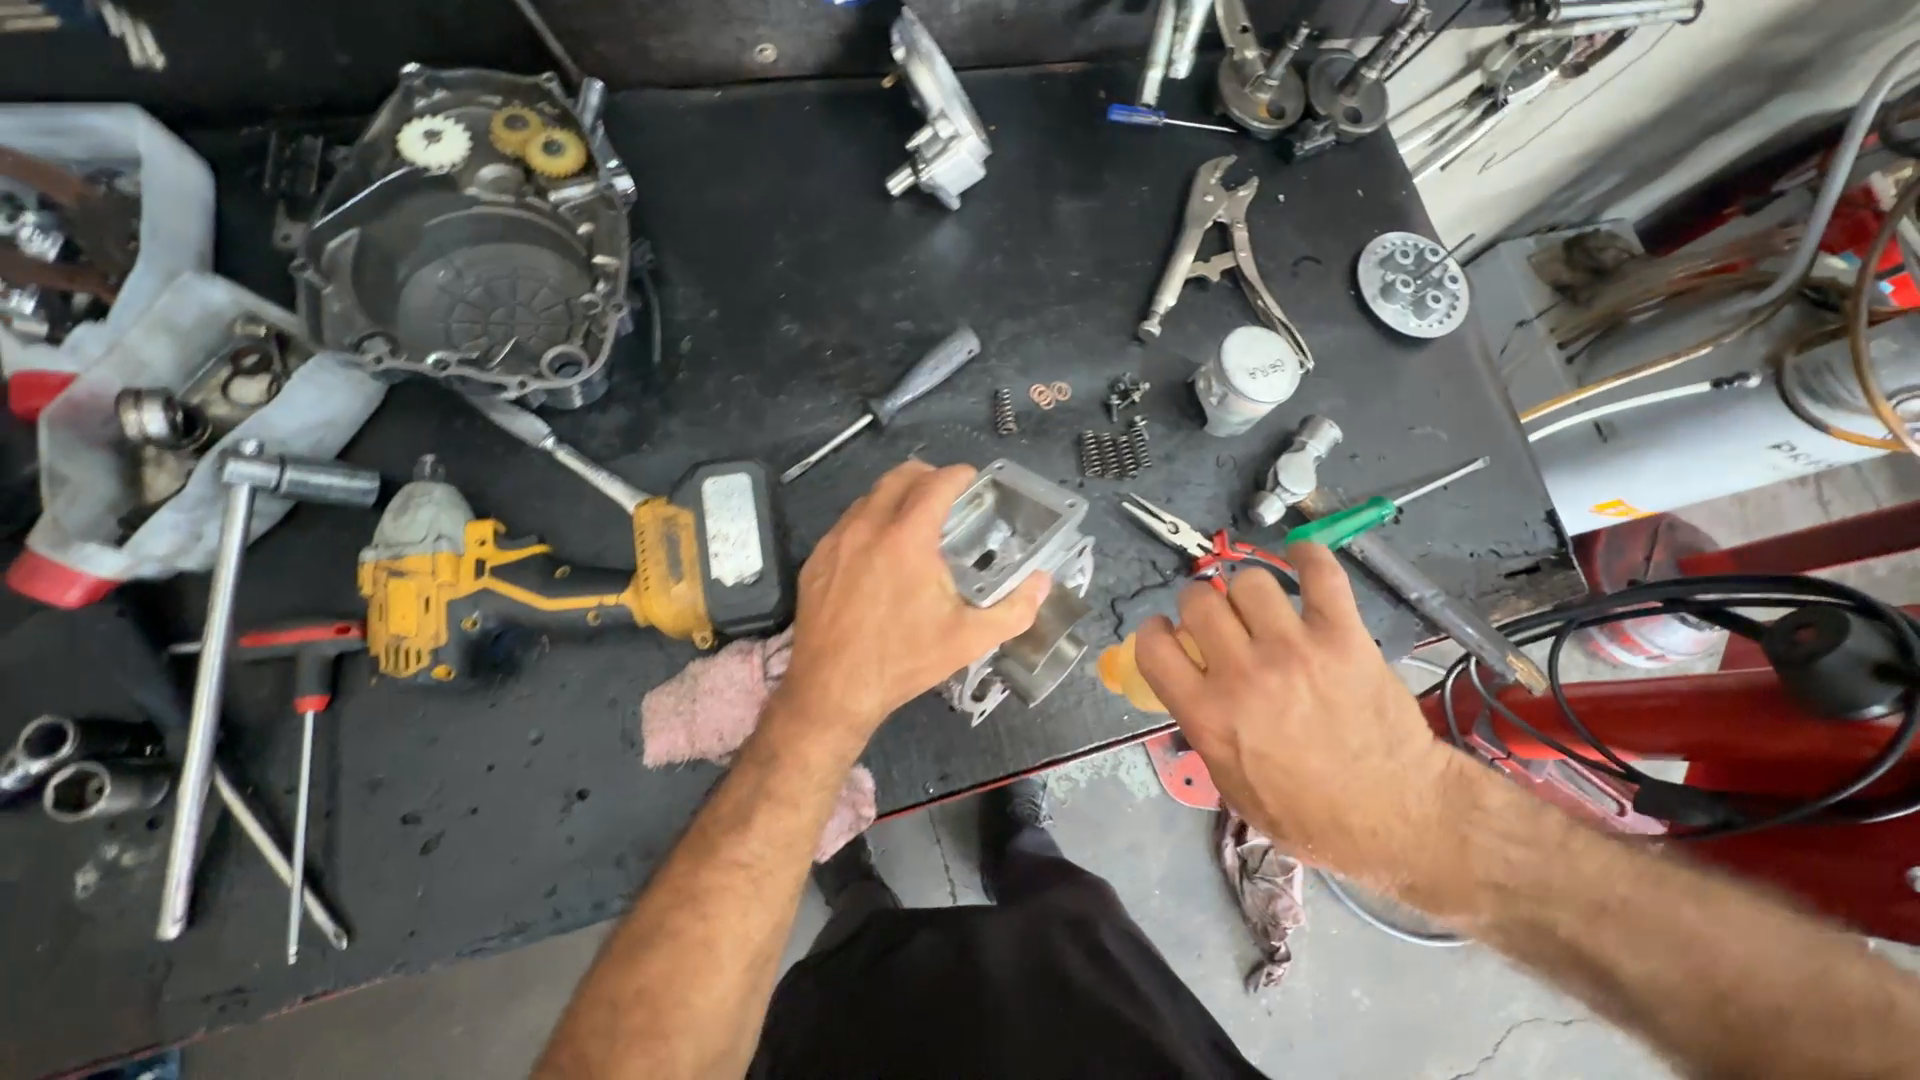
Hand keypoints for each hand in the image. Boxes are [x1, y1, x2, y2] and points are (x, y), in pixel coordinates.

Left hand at [777, 461, 1050, 742]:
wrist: (833, 689)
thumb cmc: (904, 661)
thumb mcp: (970, 640)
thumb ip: (1015, 609)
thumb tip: (1042, 583)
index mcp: (907, 538)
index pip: (936, 484)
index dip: (958, 475)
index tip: (972, 479)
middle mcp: (868, 528)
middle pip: (898, 477)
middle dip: (926, 475)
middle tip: (946, 493)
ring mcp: (836, 542)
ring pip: (868, 498)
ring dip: (895, 497)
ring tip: (914, 520)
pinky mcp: (815, 561)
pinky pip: (845, 525)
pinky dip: (868, 523)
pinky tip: (879, 551)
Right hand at [1134, 545, 1462, 887]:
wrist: (1393, 816)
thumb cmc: (1306, 813)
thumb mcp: (1228, 783)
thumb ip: (1202, 727)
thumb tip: (1189, 683)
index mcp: (1207, 714)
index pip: (1154, 645)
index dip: (1154, 632)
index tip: (1168, 634)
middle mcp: (1244, 674)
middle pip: (1198, 602)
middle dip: (1198, 606)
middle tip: (1217, 622)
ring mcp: (1295, 650)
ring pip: (1249, 582)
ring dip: (1247, 591)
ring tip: (1261, 608)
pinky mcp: (1343, 636)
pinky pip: (1320, 574)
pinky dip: (1307, 557)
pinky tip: (1299, 559)